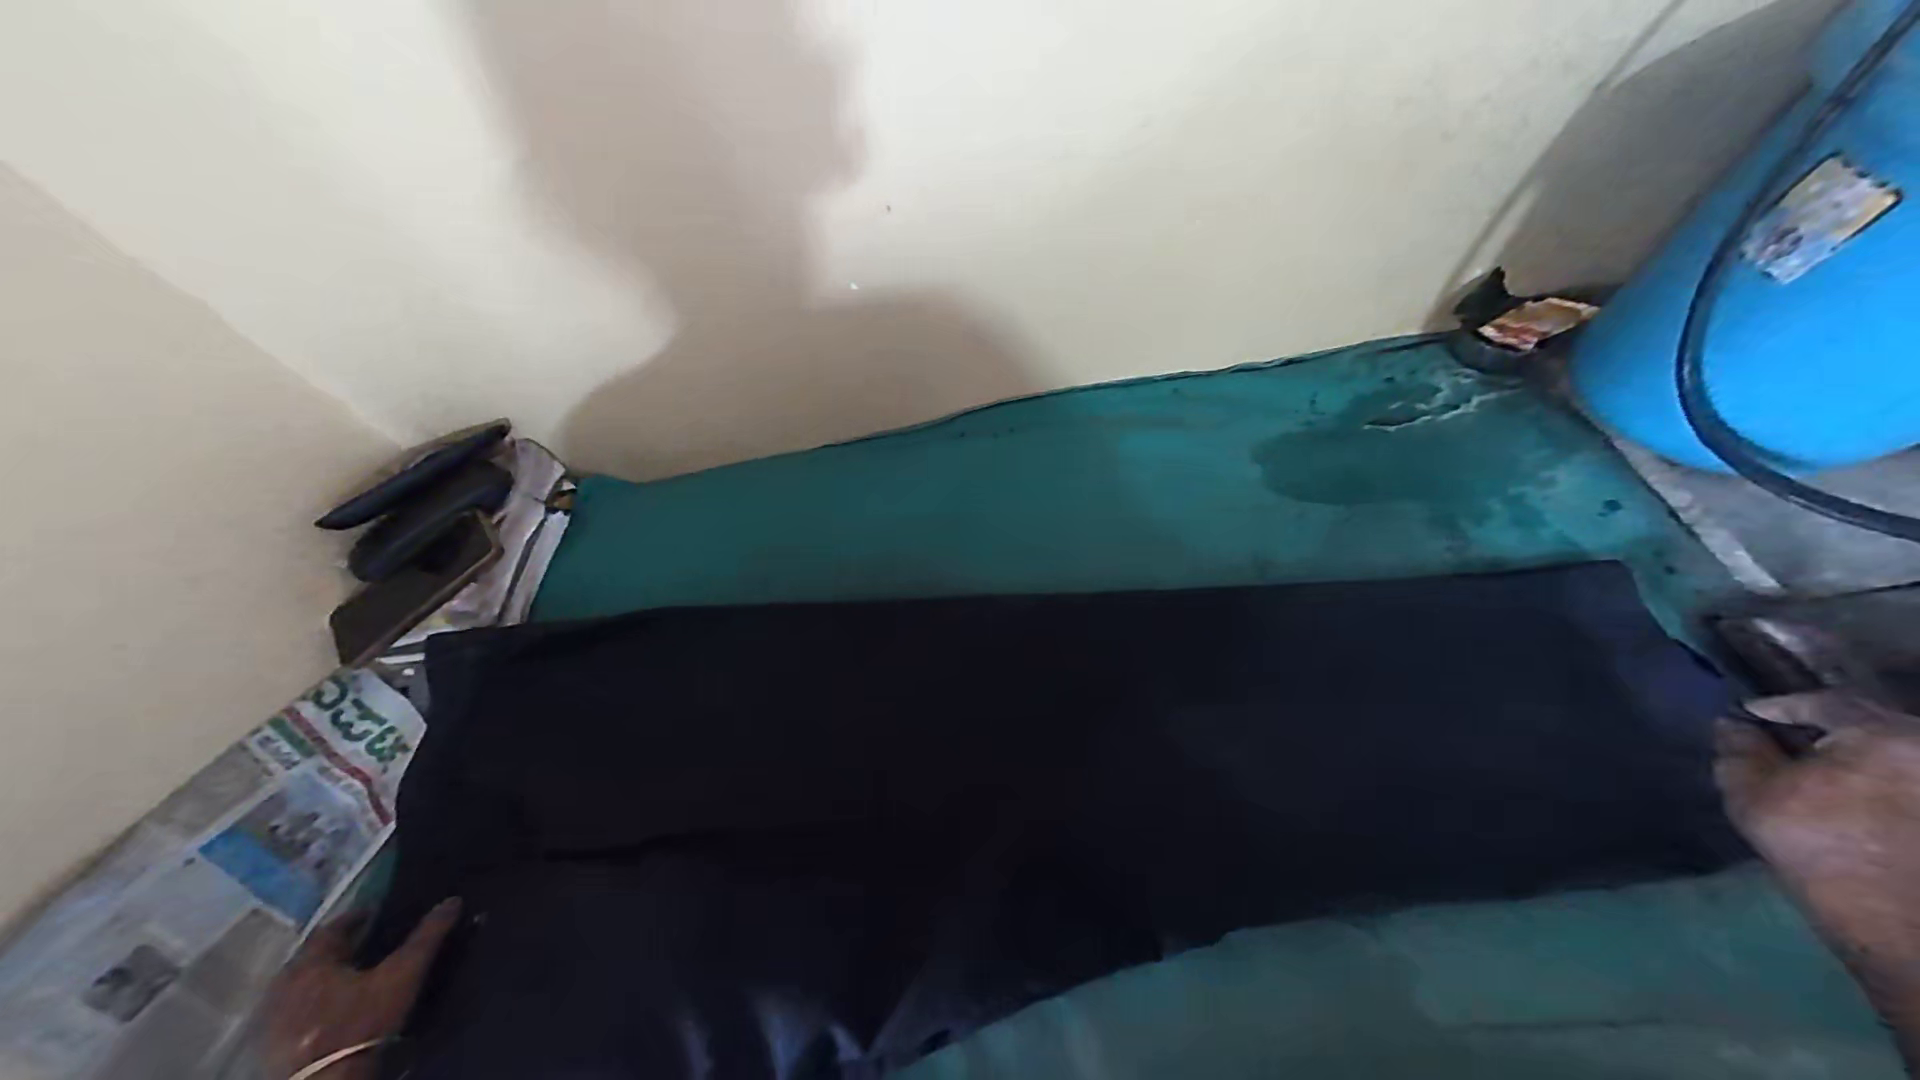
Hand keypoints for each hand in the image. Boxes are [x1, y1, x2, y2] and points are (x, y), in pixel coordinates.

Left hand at [261, 898, 460, 1079]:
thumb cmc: (363, 1020)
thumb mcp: (403, 974)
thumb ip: (427, 936)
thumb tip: (452, 901)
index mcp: (310, 965)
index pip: (329, 929)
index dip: (353, 918)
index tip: (374, 913)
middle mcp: (282, 987)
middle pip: (310, 957)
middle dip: (336, 947)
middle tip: (364, 942)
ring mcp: (272, 1021)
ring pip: (298, 986)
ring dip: (322, 975)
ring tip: (351, 973)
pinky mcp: (271, 1047)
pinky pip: (292, 1011)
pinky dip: (311, 1001)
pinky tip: (332, 1007)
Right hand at [1716, 692, 1919, 1051]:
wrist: (1901, 925)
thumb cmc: (1819, 846)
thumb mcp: (1752, 792)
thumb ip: (1738, 749)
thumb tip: (1735, 725)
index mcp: (1888, 736)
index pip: (1827, 702)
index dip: (1782, 705)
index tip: (1750, 714)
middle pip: (1876, 724)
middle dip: (1830, 727)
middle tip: (1789, 737)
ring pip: (1900, 753)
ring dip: (1863, 754)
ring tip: (1826, 767)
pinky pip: (1910, 779)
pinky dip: (1887, 780)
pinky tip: (1861, 795)